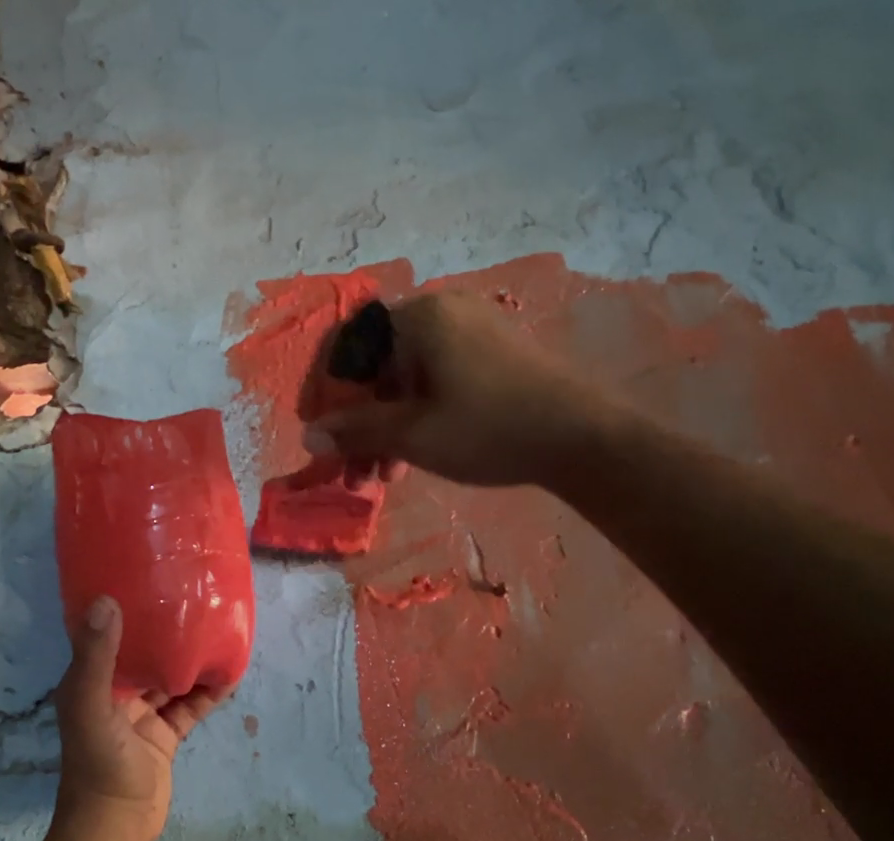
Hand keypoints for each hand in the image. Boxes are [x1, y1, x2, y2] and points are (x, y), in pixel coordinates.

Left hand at [54, 596, 228, 840]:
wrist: (116, 824)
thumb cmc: (98, 761)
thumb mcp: (90, 703)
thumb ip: (97, 655)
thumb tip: (107, 599)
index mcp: (89, 680)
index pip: (106, 635)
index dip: (124, 608)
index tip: (148, 579)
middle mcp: (114, 693)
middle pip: (142, 652)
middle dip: (164, 629)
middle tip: (192, 598)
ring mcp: (142, 715)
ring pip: (169, 678)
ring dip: (190, 658)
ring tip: (216, 628)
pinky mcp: (165, 735)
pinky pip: (189, 706)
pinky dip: (208, 692)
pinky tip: (229, 673)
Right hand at [305, 290, 621, 488]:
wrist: (585, 438)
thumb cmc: (487, 429)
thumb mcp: (411, 434)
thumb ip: (354, 430)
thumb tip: (309, 435)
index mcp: (419, 317)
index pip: (347, 346)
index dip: (324, 392)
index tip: (318, 434)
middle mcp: (443, 311)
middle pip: (376, 366)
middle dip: (358, 423)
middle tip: (352, 471)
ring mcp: (472, 329)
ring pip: (406, 379)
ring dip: (386, 427)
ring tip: (384, 477)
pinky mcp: (494, 352)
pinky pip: (436, 380)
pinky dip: (417, 416)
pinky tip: (415, 457)